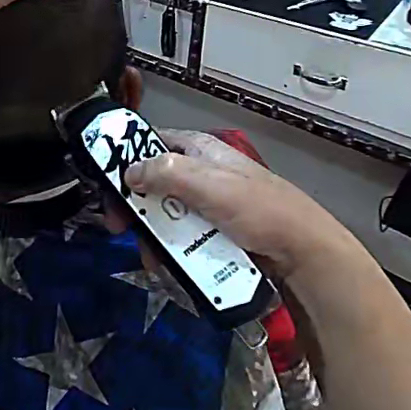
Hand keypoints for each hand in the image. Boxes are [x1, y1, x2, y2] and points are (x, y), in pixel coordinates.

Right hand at [124, 130, 370, 290]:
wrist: (302, 250)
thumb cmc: (258, 210)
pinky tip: (169, 266)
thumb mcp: (210, 186)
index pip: (153, 143)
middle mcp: (202, 173)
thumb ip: (167, 174)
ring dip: (153, 235)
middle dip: (137, 208)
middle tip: (121, 230)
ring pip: (166, 215)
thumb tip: (128, 172)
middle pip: (154, 184)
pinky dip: (172, 250)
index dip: (127, 159)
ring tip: (152, 259)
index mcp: (201, 151)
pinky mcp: (216, 232)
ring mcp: (209, 204)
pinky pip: (183, 237)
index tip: (108, 186)